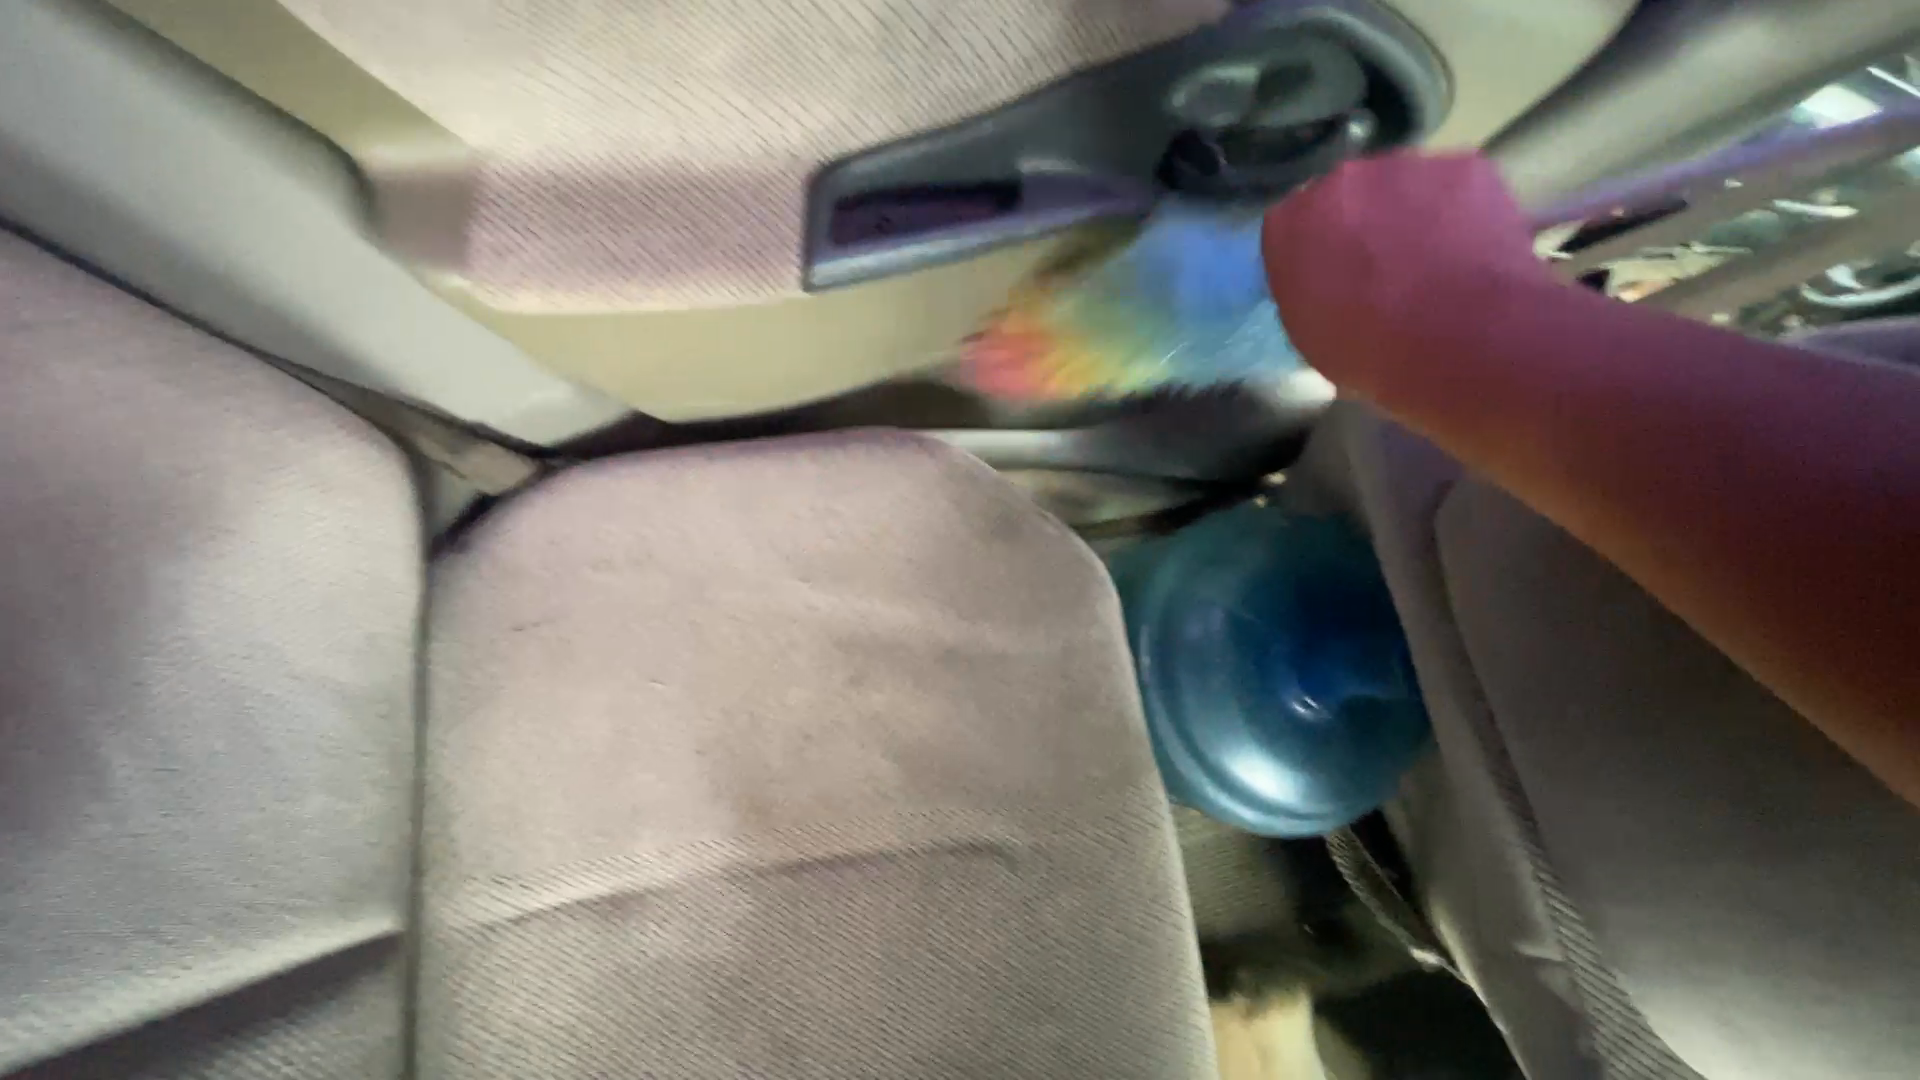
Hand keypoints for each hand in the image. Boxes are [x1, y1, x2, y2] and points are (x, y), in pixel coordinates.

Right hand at [1261, 152, 1544, 384]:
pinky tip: (1467, 250)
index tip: (1328, 278)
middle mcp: (1337, 182)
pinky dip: (1457, 212)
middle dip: (1357, 225)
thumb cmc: (1366, 347)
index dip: (1312, 253)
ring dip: (1407, 214)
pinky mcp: (1463, 164)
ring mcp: (1402, 168)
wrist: (1455, 334)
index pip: (1290, 229)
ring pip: (1399, 187)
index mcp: (1287, 226)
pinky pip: (1452, 186)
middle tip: (1380, 269)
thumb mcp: (1309, 333)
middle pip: (1343, 197)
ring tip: (1430, 262)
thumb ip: (1307, 292)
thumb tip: (1327, 288)